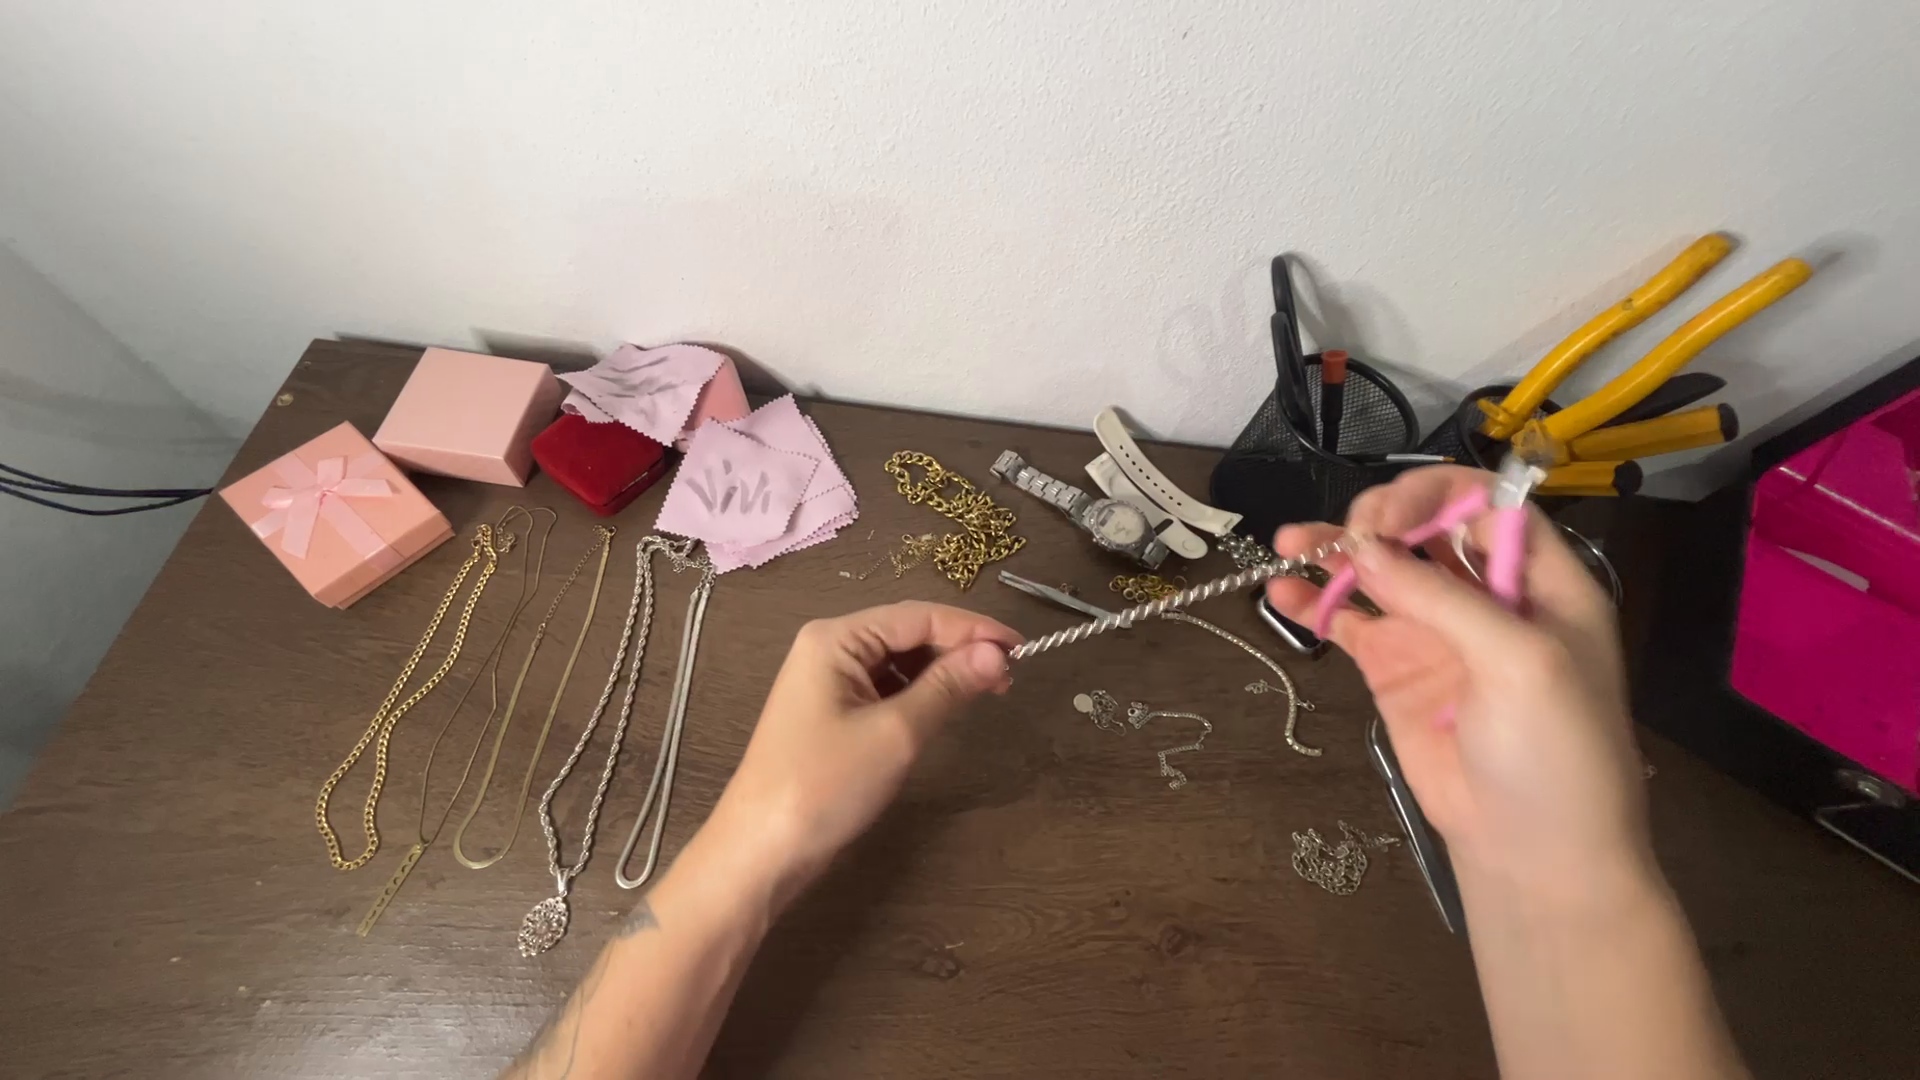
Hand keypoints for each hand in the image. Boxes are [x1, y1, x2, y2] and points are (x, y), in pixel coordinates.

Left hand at [701, 601, 1019, 905]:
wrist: (759, 853)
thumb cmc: (824, 786)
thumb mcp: (896, 733)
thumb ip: (948, 686)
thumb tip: (997, 654)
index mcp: (836, 637)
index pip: (918, 615)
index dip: (973, 628)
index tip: (1021, 646)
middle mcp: (829, 646)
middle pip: (907, 632)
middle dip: (958, 649)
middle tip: (1008, 675)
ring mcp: (828, 679)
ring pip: (898, 660)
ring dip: (941, 671)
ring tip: (985, 691)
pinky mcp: (831, 709)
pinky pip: (884, 686)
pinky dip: (918, 693)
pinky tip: (943, 707)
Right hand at [1266, 466, 1650, 896]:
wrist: (1526, 847)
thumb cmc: (1553, 751)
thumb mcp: (1518, 663)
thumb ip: (1441, 598)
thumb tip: (1360, 547)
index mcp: (1536, 581)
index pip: (1483, 506)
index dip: (1432, 497)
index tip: (1384, 519)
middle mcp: (1479, 594)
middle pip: (1420, 527)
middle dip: (1376, 519)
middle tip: (1343, 538)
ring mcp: (1429, 628)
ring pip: (1374, 568)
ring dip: (1331, 552)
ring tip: (1288, 546)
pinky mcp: (1389, 662)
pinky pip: (1345, 619)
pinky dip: (1312, 603)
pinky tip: (1281, 595)